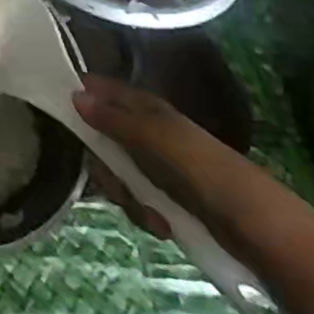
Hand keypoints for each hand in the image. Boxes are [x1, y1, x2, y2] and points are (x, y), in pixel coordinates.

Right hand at [72, 75, 243, 240]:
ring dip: (126, 196)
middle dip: (104, 167)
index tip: (58, 117)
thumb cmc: (202, 168)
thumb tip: (73, 94)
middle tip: (118, 185)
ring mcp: (154, 162)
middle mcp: (144, 128)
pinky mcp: (163, 192)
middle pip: (99, 137)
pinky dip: (143, 211)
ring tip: (150, 215)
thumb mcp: (154, 138)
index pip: (98, 88)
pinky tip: (161, 224)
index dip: (77, 96)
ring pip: (114, 171)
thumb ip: (114, 118)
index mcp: (143, 105)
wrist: (255, 223)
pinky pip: (134, 195)